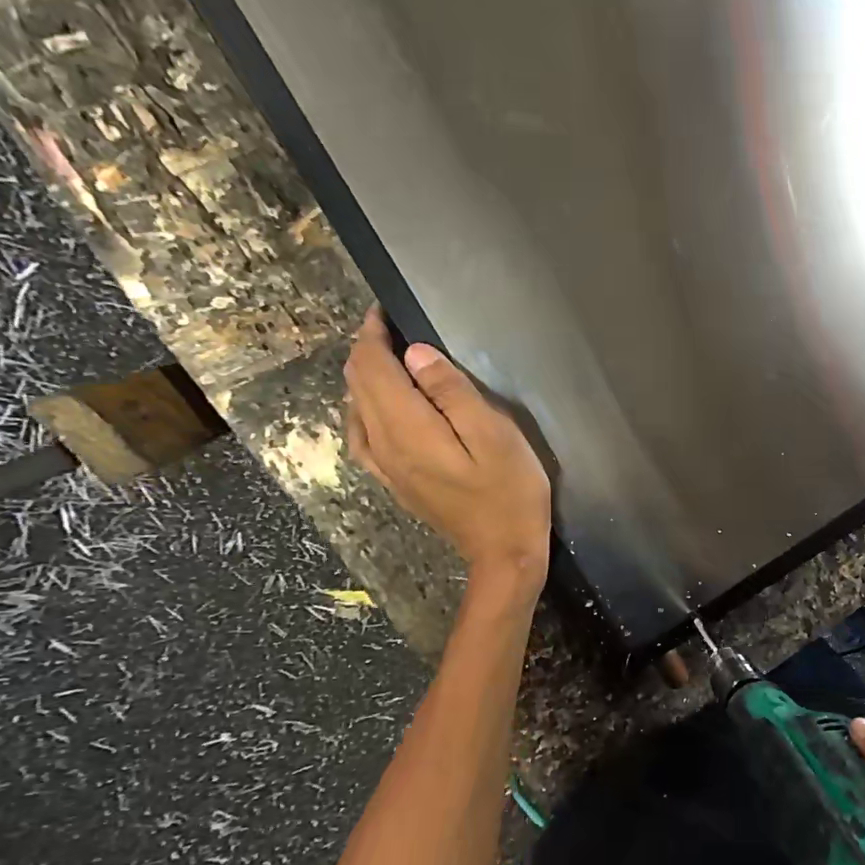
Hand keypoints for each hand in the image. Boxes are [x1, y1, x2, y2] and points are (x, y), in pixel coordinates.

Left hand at [343, 308, 551, 578]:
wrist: (503, 553)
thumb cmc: (510, 492)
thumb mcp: (494, 435)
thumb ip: (453, 392)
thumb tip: (415, 353)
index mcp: (406, 428)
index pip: (372, 367)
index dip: (373, 334)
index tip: (386, 311)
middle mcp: (383, 445)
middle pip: (357, 384)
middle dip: (367, 349)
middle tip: (392, 327)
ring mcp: (384, 467)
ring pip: (355, 408)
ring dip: (366, 377)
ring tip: (391, 359)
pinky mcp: (393, 481)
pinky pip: (362, 435)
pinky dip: (365, 407)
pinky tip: (381, 407)